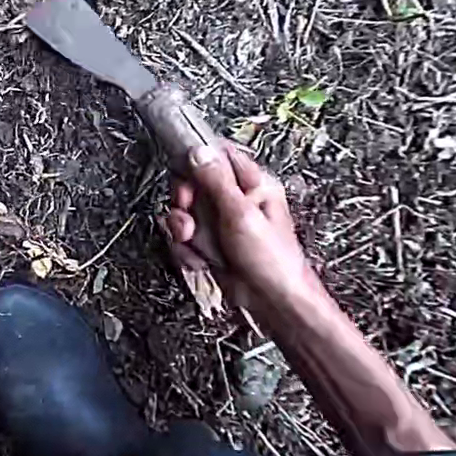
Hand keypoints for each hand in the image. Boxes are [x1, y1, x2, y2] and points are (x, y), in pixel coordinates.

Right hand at [163, 141, 326, 319]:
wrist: (272, 303)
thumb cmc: (272, 260)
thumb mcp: (241, 214)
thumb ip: (216, 180)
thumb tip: (198, 151)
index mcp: (252, 183)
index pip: (217, 154)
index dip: (196, 161)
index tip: (186, 175)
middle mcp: (235, 199)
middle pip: (192, 182)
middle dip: (184, 201)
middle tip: (190, 212)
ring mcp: (220, 221)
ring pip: (183, 211)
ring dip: (182, 229)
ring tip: (194, 240)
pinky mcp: (209, 242)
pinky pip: (183, 236)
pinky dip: (185, 248)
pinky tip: (200, 257)